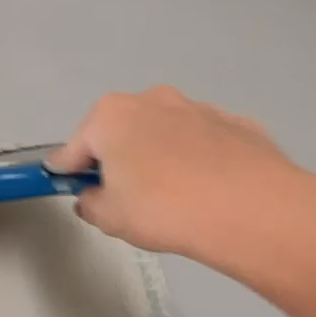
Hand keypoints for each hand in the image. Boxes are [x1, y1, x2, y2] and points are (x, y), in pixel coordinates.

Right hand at [48, 86, 315, 274]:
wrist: (248, 207)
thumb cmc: (162, 208)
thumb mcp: (107, 217)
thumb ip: (90, 203)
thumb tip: (93, 196)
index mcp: (110, 117)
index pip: (73, 148)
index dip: (68, 174)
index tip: (72, 192)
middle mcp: (151, 100)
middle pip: (119, 132)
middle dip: (116, 160)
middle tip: (123, 199)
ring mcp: (196, 107)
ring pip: (161, 134)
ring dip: (156, 158)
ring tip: (168, 198)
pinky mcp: (234, 122)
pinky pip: (199, 143)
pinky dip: (193, 161)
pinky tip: (202, 191)